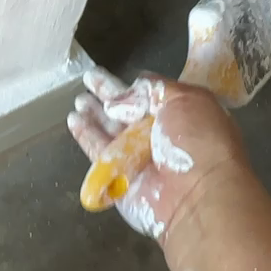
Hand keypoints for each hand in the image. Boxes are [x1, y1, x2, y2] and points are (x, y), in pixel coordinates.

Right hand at [66, 67, 249, 241]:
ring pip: (109, 129)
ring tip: (78, 99)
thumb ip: (155, 88)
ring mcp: (137, 157)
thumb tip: (131, 87)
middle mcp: (158, 137)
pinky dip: (85, 135)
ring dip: (94, 114)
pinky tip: (73, 120)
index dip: (129, 85)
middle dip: (107, 95)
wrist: (196, 197)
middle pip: (126, 112)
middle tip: (87, 78)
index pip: (148, 96)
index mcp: (180, 117)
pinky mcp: (118, 175)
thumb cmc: (197, 143)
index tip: (113, 74)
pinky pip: (97, 150)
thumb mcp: (187, 100)